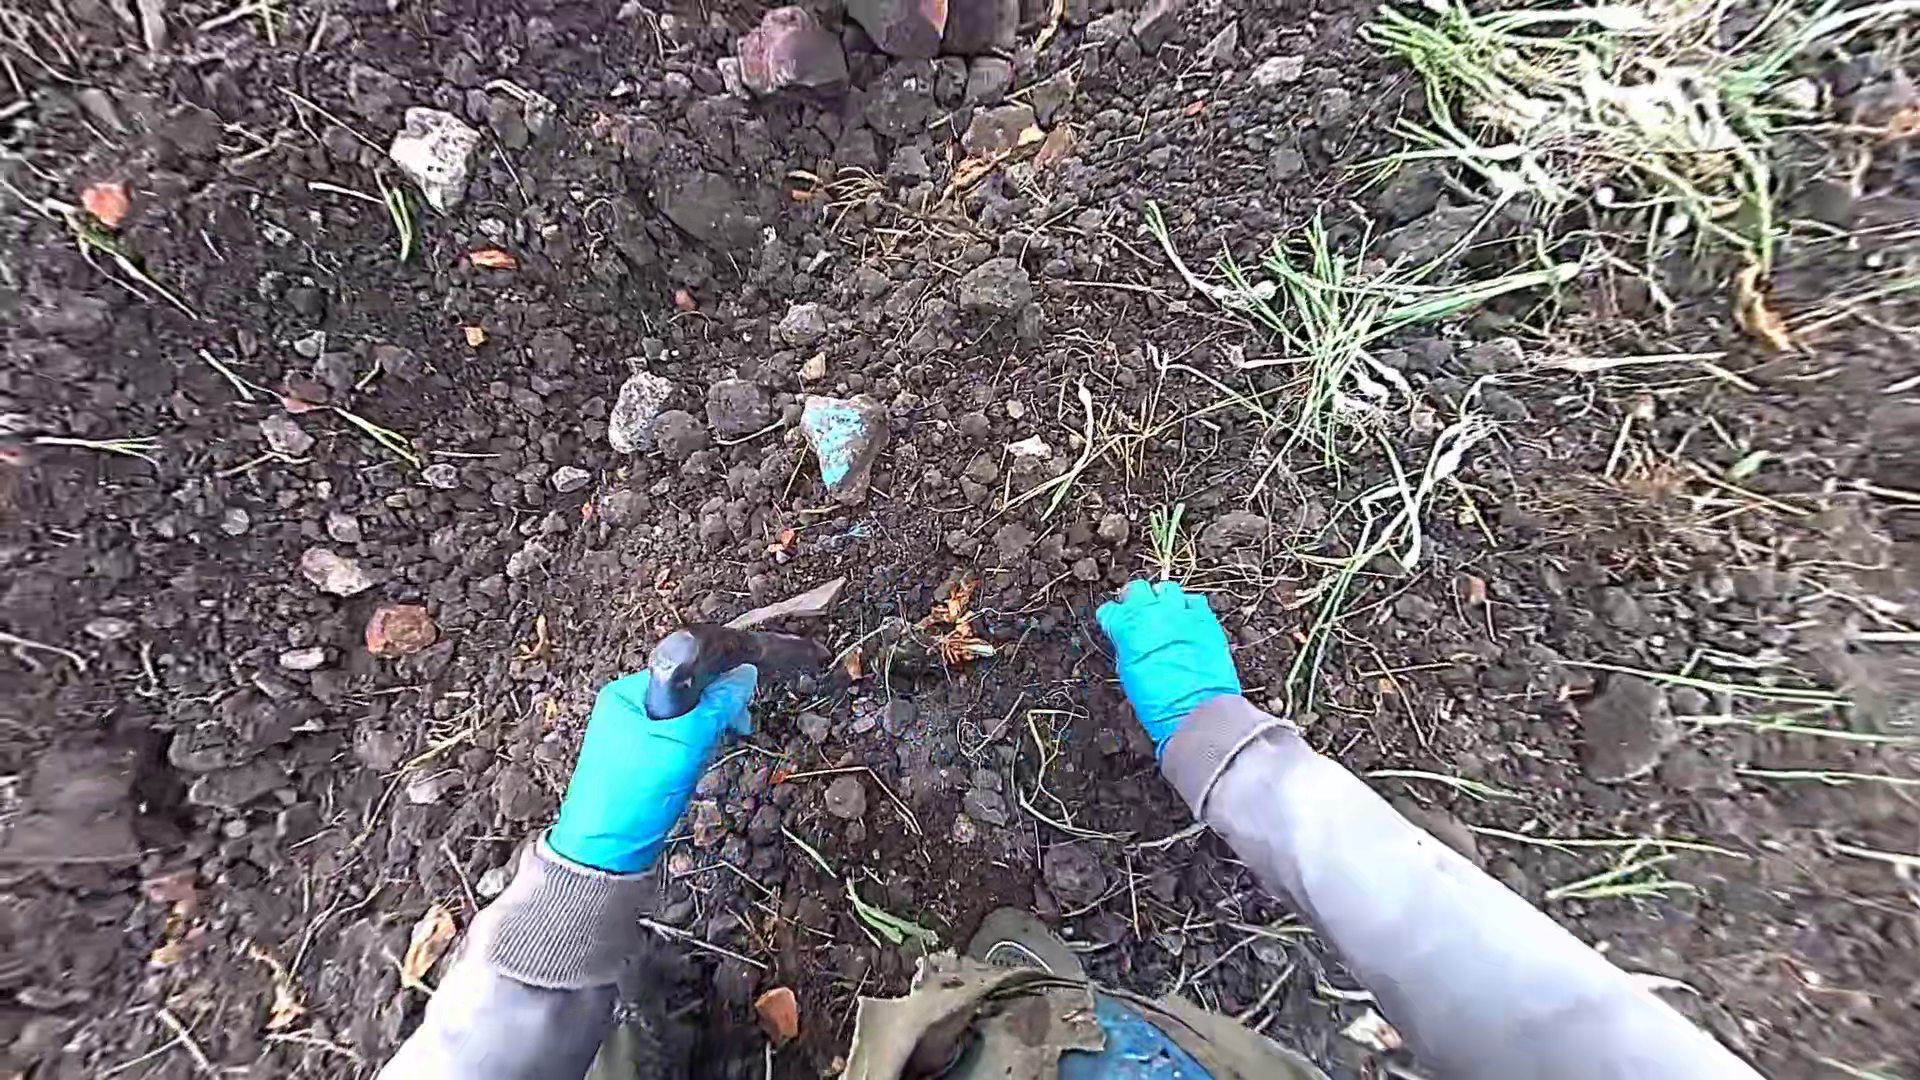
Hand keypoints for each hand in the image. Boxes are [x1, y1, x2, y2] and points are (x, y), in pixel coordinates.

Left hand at [547, 665, 757, 872]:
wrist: (604, 855)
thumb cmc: (634, 794)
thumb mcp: (686, 742)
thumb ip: (718, 705)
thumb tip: (745, 674)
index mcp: (626, 693)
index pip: (684, 669)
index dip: (717, 683)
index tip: (739, 703)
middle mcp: (625, 707)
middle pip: (687, 693)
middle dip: (714, 713)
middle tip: (735, 729)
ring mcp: (630, 732)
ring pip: (685, 717)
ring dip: (705, 733)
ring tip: (707, 756)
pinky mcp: (637, 756)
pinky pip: (677, 738)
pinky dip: (693, 748)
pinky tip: (696, 765)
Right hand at [1096, 580, 1240, 752]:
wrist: (1197, 711)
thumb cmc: (1159, 701)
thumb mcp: (1128, 673)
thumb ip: (1125, 646)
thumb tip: (1127, 639)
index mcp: (1126, 626)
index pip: (1110, 610)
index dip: (1112, 618)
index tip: (1115, 624)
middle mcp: (1151, 612)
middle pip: (1137, 588)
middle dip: (1135, 599)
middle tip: (1138, 613)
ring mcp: (1180, 613)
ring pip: (1167, 588)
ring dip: (1163, 599)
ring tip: (1165, 614)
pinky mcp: (1205, 619)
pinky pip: (1194, 601)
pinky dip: (1188, 608)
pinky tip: (1187, 621)